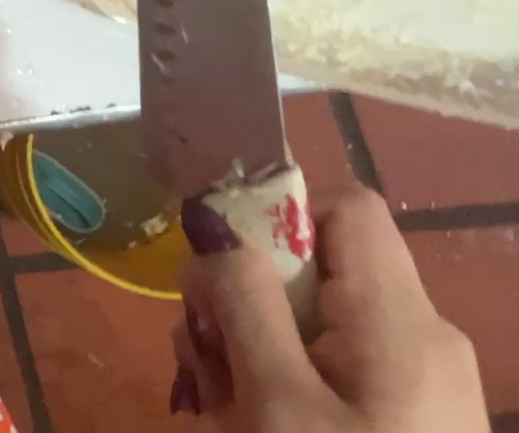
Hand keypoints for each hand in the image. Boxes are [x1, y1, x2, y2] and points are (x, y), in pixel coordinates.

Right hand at [173, 186, 486, 431]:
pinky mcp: (388, 403)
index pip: (343, 207)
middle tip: (204, 344)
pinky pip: (311, 352)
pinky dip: (263, 366)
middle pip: (303, 260)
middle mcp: (411, 332)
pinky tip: (242, 409)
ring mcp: (402, 372)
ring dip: (235, 334)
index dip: (274, 208)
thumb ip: (240, 296)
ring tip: (217, 392)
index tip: (217, 249)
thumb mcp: (272, 397)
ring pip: (293, 307)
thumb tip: (210, 213)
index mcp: (398, 319)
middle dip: (234, 288)